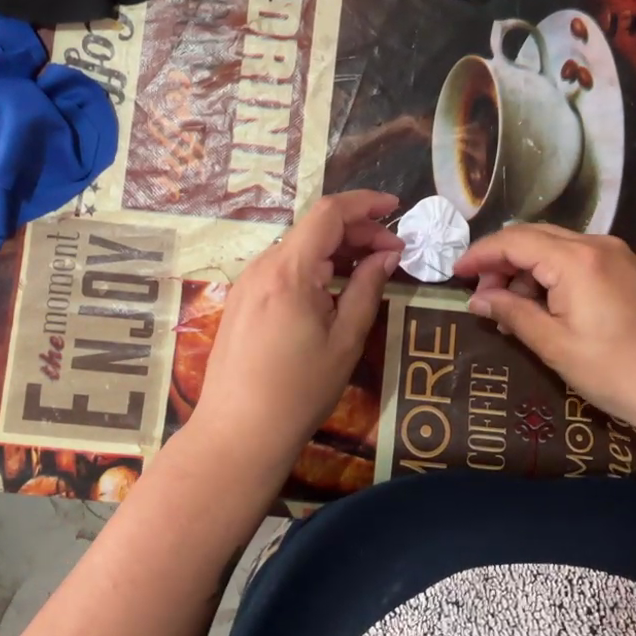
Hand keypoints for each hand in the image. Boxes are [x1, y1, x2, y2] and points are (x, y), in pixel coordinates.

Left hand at [190, 190, 402, 466]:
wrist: (238, 432)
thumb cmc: (299, 390)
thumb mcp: (345, 340)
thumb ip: (368, 289)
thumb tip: (386, 255)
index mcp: (290, 271)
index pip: (329, 213)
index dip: (365, 203)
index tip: (396, 209)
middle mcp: (263, 266)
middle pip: (315, 228)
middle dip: (357, 231)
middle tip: (393, 252)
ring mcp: (247, 282)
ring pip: (299, 247)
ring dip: (336, 249)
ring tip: (369, 269)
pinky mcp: (242, 300)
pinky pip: (283, 268)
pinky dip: (314, 266)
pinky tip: (334, 288)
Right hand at [455, 224, 635, 437]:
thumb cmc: (619, 372)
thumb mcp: (557, 347)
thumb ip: (513, 315)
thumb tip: (478, 300)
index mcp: (576, 260)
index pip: (514, 240)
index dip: (480, 254)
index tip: (454, 272)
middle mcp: (597, 245)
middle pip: (535, 236)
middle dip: (501, 259)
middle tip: (479, 293)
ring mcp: (617, 255)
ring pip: (556, 246)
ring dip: (526, 267)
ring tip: (507, 304)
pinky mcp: (629, 270)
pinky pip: (578, 258)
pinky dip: (551, 273)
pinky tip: (543, 303)